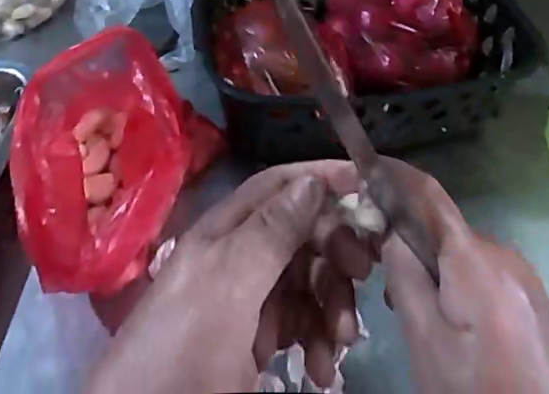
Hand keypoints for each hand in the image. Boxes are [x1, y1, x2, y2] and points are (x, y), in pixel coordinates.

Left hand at [86, 161, 374, 393]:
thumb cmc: (181, 356)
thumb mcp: (228, 288)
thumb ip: (271, 232)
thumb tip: (313, 179)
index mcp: (225, 232)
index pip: (279, 185)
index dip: (321, 179)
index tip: (367, 187)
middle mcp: (236, 257)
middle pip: (301, 233)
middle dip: (335, 252)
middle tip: (363, 275)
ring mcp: (244, 301)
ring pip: (307, 280)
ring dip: (333, 305)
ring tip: (342, 343)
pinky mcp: (252, 342)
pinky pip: (300, 323)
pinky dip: (318, 340)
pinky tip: (321, 369)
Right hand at [380, 160, 548, 393]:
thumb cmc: (483, 391)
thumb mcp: (429, 345)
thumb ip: (406, 280)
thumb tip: (392, 230)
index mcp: (475, 255)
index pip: (429, 194)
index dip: (396, 174)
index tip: (366, 167)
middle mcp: (502, 251)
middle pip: (443, 231)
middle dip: (410, 244)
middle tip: (384, 289)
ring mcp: (522, 275)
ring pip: (462, 256)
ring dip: (434, 272)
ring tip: (418, 320)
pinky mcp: (532, 299)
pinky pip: (484, 276)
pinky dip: (458, 288)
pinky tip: (452, 330)